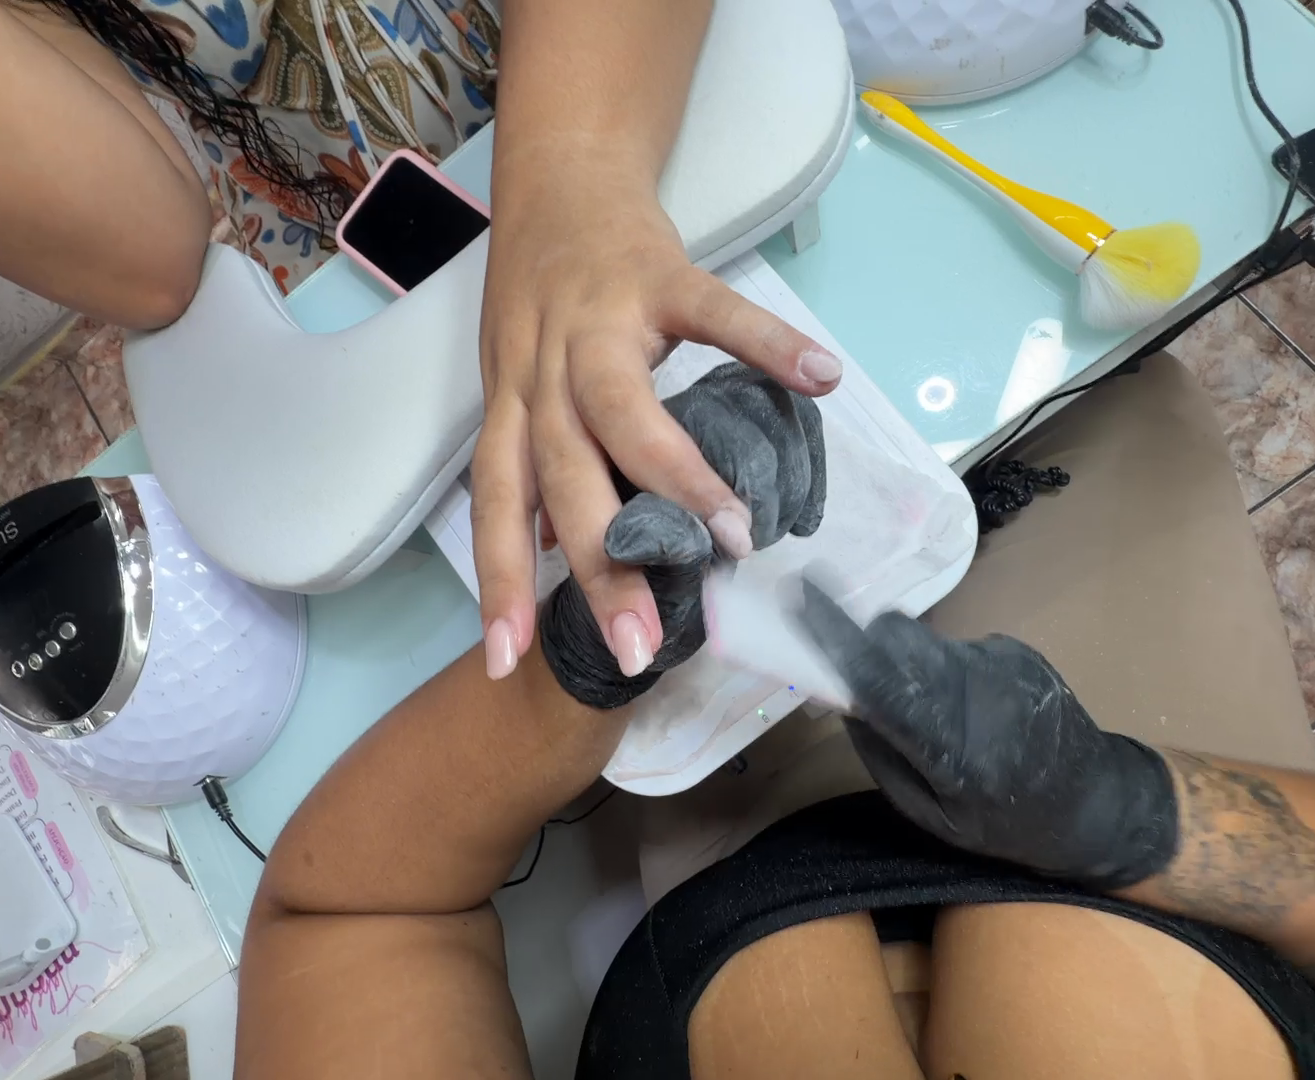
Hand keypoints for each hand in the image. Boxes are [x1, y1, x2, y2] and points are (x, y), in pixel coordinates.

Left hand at [474, 164, 840, 682]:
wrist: (560, 183)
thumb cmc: (543, 304)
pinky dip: (768, 345)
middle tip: (641, 645)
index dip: (499, 584)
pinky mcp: (659, 275)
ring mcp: (598, 320)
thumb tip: (554, 548)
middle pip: (561, 476)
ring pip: (627, 410)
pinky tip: (819, 378)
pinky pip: (716, 313)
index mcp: (512, 407)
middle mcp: (542, 372)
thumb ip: (540, 466)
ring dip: (680, 480)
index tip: (510, 663)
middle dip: (600, 567)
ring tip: (735, 538)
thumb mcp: (521, 388)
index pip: (496, 507)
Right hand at [798, 584, 1178, 888]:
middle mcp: (973, 691)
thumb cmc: (1004, 824)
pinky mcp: (1016, 647)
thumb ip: (880, 751)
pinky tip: (978, 705)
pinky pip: (954, 645)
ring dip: (909, 663)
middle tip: (870, 682)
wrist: (1102, 804)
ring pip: (923, 639)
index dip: (833, 635)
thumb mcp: (930, 813)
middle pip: (895, 636)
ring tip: (942, 709)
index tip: (799, 596)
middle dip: (868, 648)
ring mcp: (1000, 662)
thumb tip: (842, 694)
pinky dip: (946, 668)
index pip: (876, 678)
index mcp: (949, 746)